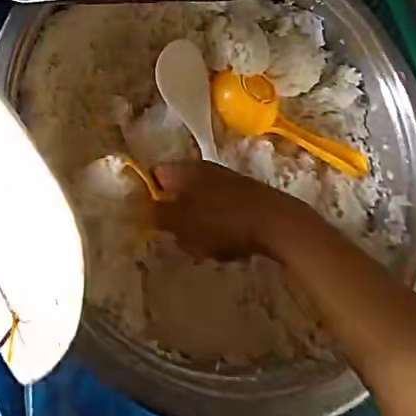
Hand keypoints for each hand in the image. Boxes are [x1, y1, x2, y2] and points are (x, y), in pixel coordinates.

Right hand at [151, 160, 317, 260]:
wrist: (277, 223)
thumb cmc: (221, 222)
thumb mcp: (181, 222)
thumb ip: (156, 213)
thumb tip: (139, 206)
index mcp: (182, 169)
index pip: (153, 175)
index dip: (146, 196)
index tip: (148, 220)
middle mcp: (201, 168)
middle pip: (175, 191)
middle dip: (174, 216)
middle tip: (178, 238)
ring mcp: (224, 180)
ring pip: (197, 204)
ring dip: (196, 226)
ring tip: (204, 247)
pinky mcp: (242, 195)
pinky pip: (218, 211)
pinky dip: (217, 227)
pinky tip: (226, 246)